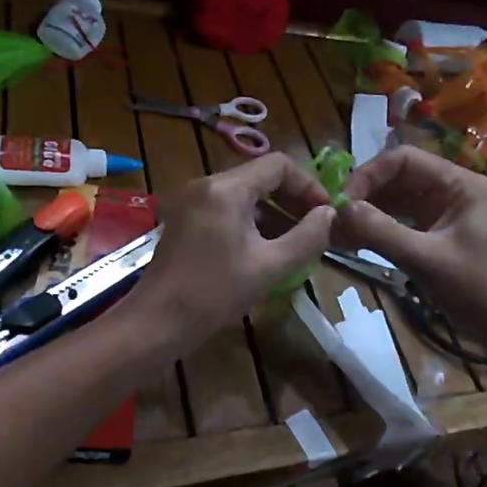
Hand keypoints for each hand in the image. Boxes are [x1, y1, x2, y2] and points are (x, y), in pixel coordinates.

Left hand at [123, 154, 334, 343]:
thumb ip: (307, 236)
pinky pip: (224, 209)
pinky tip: (265, 248)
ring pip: (242, 195)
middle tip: (316, 228)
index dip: (308, 185)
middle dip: (291, 200)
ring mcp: (189, 202)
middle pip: (259, 177)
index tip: (326, 213)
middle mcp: (204, 185)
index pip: (278, 165)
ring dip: (271, 213)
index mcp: (225, 188)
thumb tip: (329, 214)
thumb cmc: (215, 293)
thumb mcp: (270, 266)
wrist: (158, 321)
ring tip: (296, 242)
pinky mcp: (183, 221)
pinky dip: (248, 222)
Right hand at [339, 147, 486, 351]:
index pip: (403, 159)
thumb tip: (338, 210)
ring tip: (334, 234)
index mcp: (460, 185)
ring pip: (394, 202)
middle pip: (396, 179)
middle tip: (331, 220)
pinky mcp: (436, 237)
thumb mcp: (426, 259)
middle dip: (362, 196)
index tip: (341, 203)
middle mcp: (451, 191)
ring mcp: (444, 214)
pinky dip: (375, 231)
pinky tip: (350, 243)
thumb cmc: (480, 290)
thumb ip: (381, 231)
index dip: (368, 175)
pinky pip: (399, 224)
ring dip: (365, 214)